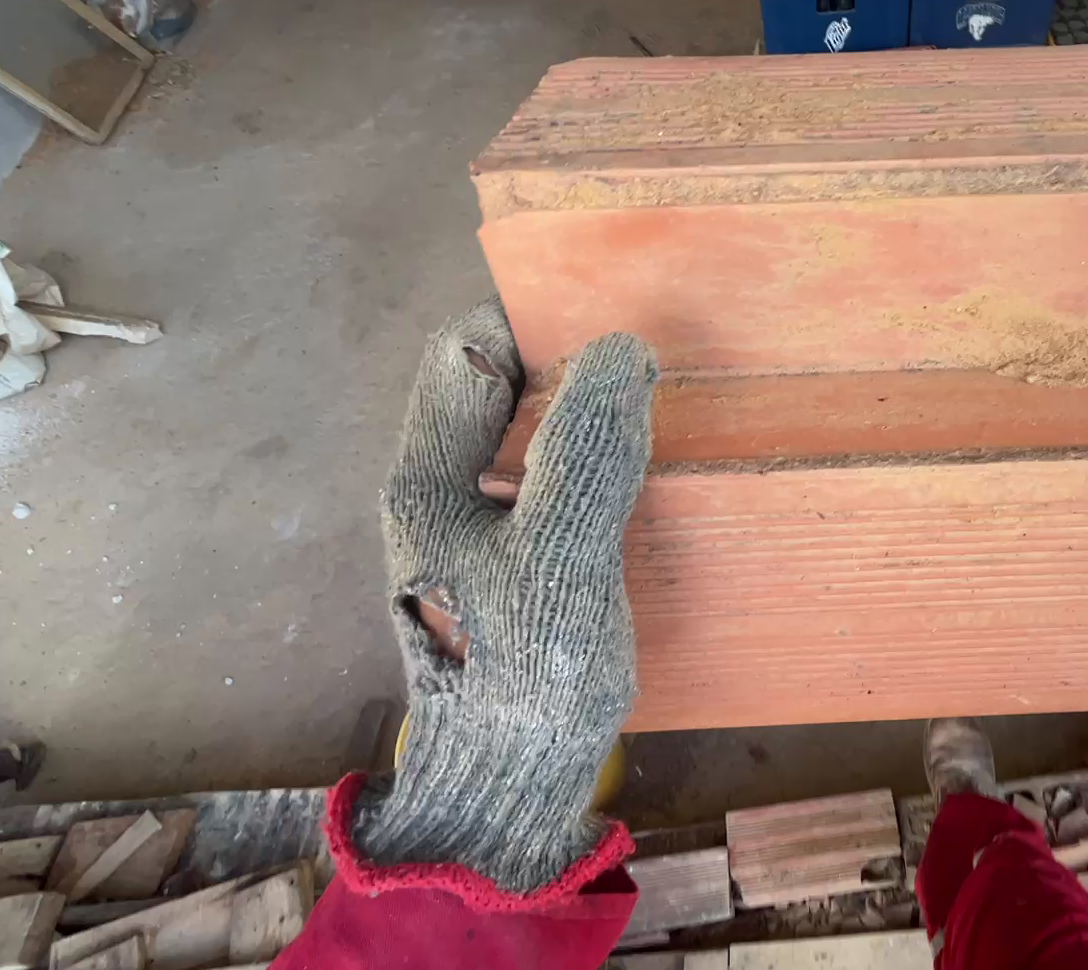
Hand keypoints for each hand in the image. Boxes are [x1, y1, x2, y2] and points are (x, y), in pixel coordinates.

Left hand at [352, 301, 655, 892]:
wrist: (519, 775)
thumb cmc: (526, 673)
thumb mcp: (558, 562)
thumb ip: (586, 456)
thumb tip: (623, 350)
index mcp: (427, 476)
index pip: (471, 351)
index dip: (537, 319)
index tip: (617, 312)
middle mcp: (446, 484)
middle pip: (505, 380)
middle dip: (573, 354)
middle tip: (651, 352)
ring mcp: (486, 514)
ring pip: (538, 420)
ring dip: (592, 398)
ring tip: (660, 392)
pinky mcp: (527, 542)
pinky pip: (564, 466)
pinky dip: (605, 444)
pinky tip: (649, 455)